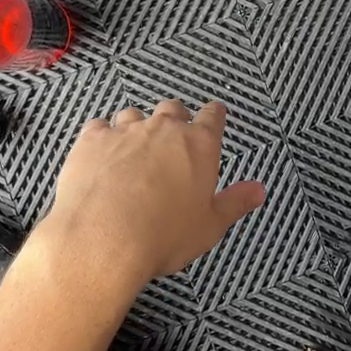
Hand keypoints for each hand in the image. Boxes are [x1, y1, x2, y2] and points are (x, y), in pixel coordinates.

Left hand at [40, 100, 265, 292]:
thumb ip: (235, 202)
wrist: (103, 241)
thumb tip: (257, 190)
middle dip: (174, 120)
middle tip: (172, 142)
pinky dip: (102, 137)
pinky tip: (101, 155)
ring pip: (134, 115)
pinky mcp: (92, 140)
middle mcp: (164, 129)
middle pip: (173, 109)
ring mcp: (126, 131)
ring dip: (136, 128)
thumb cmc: (160, 236)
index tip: (213, 116)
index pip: (213, 116)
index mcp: (198, 145)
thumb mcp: (209, 226)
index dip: (214, 116)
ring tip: (133, 152)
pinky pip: (99, 127)